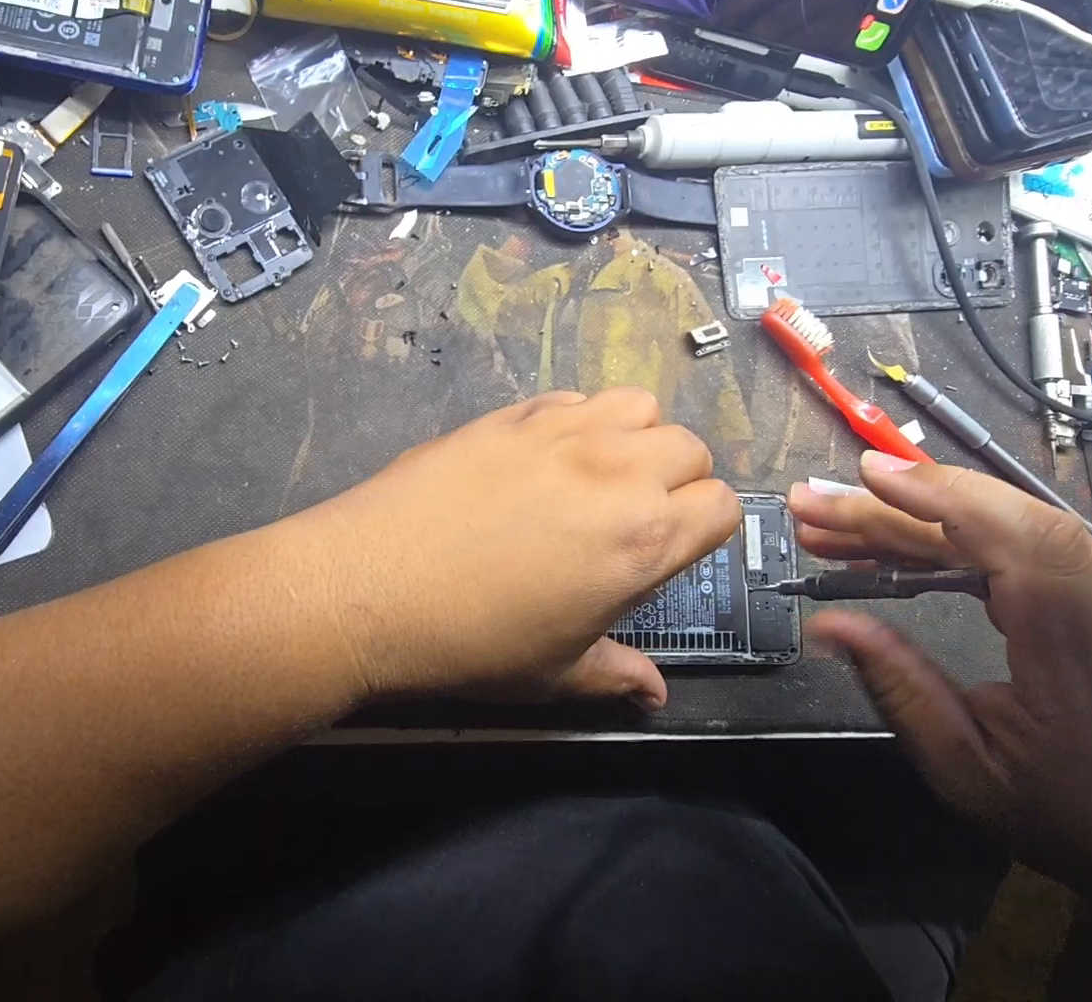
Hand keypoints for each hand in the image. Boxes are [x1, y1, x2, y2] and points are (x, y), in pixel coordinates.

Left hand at [288, 388, 738, 709]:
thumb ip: (617, 675)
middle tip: (632, 514)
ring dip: (635, 436)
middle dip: (678, 479)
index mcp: (642, 538)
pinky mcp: (511, 413)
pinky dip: (579, 418)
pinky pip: (574, 396)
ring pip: (639, 405)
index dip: (705, 528)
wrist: (370, 587)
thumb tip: (655, 695)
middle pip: (689, 447)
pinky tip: (545, 454)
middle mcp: (615, 471)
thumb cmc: (470, 643)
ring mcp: (562, 432)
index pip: (721, 506)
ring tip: (598, 472)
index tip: (672, 549)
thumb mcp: (554, 675)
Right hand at [789, 453, 1091, 987]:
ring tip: (833, 532)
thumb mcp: (972, 776)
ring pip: (1011, 533)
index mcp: (1091, 659)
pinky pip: (1029, 555)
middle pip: (1001, 526)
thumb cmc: (1091, 829)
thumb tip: (826, 625)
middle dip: (896, 509)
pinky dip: (956, 545)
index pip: (1029, 544)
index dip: (949, 498)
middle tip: (810, 509)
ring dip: (916, 525)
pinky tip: (901, 553)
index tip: (871, 476)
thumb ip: (900, 690)